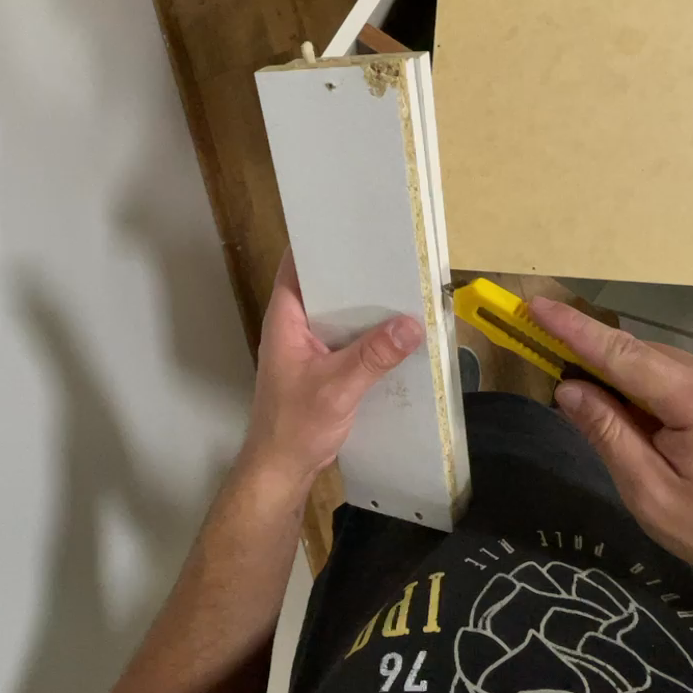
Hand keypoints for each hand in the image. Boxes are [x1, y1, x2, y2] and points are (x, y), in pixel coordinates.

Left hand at [237, 253, 423, 490]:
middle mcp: (294, 326)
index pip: (295, 265)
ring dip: (363, 305)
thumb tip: (412, 325)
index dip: (317, 241)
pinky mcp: (321, 367)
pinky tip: (395, 331)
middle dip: (353, 271)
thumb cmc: (295, 425)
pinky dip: (366, 333)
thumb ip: (373, 356)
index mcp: (285, 319)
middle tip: (390, 251)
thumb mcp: (337, 388)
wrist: (281, 469)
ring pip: (337, 314)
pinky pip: (345, 338)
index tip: (349, 223)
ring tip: (400, 283)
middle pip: (322, 286)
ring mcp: (307, 347)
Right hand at [528, 297, 692, 597]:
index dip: (574, 329)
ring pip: (659, 363)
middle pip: (641, 354)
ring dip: (621, 374)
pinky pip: (680, 375)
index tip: (536, 305)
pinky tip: (636, 414)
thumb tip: (568, 389)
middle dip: (593, 356)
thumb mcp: (650, 493)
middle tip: (549, 366)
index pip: (623, 354)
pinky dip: (647, 385)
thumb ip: (607, 433)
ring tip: (593, 404)